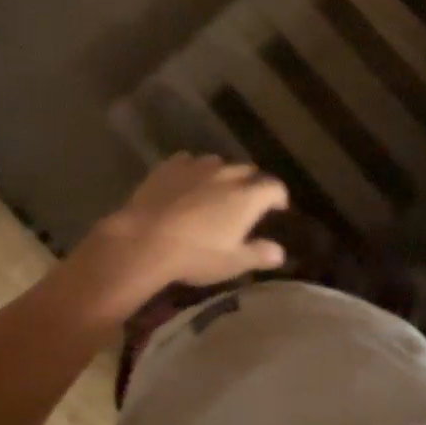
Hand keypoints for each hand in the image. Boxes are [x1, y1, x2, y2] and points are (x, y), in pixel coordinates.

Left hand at [77, 155, 289, 310]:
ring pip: (219, 163)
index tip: (277, 208)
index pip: (274, 187)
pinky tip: (186, 184)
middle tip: (247, 202)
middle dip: (252, 183)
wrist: (146, 240)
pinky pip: (189, 162)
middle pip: (248, 170)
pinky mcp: (170, 165)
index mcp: (247, 196)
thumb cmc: (195, 255)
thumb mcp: (232, 263)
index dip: (279, 197)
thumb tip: (280, 252)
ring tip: (215, 191)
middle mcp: (227, 174)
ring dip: (223, 174)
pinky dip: (193, 171)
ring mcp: (197, 166)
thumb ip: (259, 254)